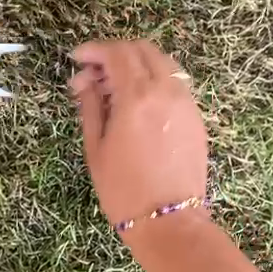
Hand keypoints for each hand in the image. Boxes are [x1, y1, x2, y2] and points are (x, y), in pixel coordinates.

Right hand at [68, 40, 207, 234]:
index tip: (77, 57)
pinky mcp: (195, 117)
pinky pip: (173, 83)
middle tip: (92, 73)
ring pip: (162, 63)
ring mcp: (186, 103)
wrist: (168, 222)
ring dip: (135, 64)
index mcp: (137, 97)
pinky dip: (152, 80)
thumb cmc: (122, 189)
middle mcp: (166, 91)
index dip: (94, 50)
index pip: (116, 54)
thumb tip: (85, 81)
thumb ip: (91, 106)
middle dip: (115, 53)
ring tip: (113, 88)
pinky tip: (135, 103)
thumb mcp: (96, 147)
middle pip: (142, 50)